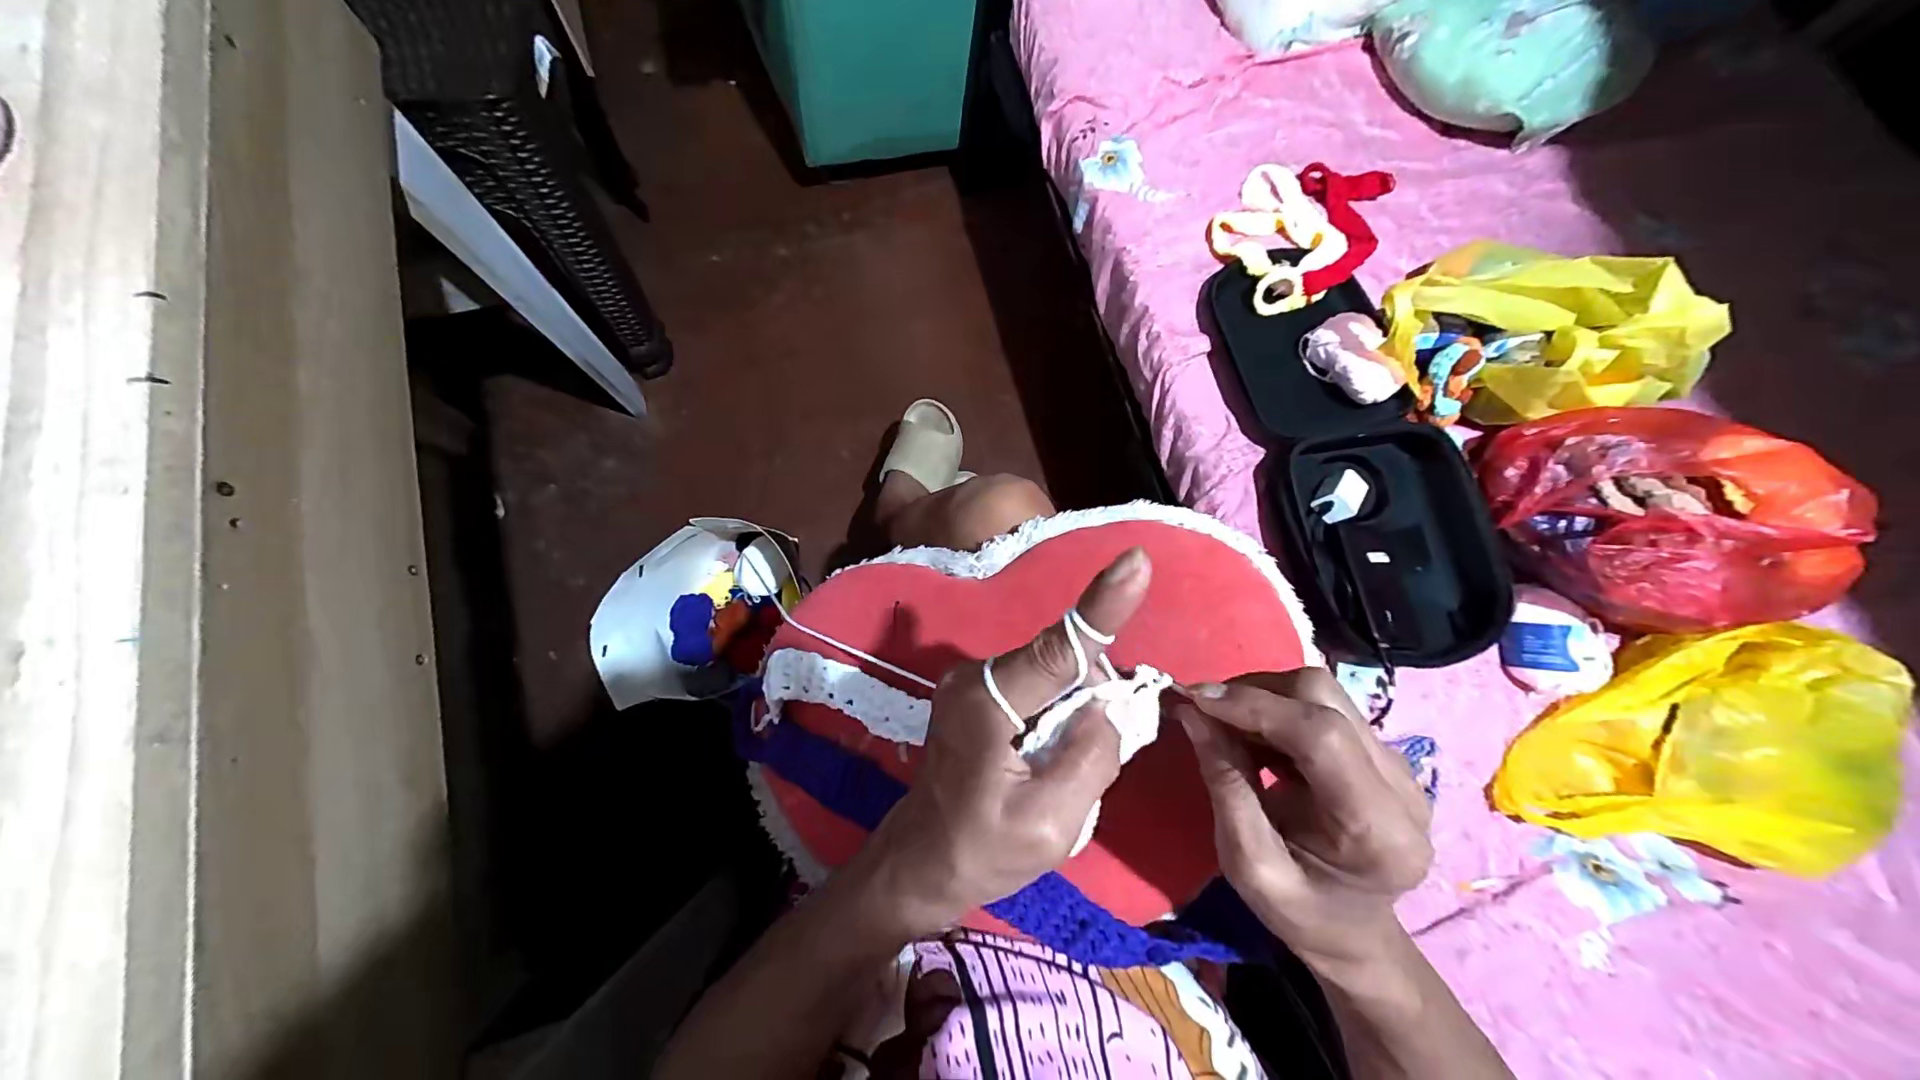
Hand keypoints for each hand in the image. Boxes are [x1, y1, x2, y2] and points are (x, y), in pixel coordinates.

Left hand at [849, 548, 1152, 936]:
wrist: (923, 859)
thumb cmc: (981, 849)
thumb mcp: (1050, 825)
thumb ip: (1091, 759)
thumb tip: (1109, 706)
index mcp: (987, 703)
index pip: (1058, 649)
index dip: (1102, 606)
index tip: (1135, 562)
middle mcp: (976, 677)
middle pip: (1063, 658)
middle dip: (1098, 689)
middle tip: (1099, 752)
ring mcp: (974, 681)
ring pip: (1055, 670)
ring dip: (1080, 703)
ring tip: (1067, 762)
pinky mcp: (979, 691)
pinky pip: (1040, 683)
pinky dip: (1061, 707)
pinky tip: (1055, 749)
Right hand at [1173, 670, 1432, 971]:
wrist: (1353, 931)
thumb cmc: (1300, 911)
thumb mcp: (1246, 864)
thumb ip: (1225, 784)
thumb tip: (1192, 712)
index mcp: (1377, 827)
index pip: (1320, 734)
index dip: (1254, 705)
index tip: (1194, 698)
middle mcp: (1401, 785)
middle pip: (1322, 698)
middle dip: (1253, 693)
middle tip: (1205, 713)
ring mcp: (1397, 763)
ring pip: (1321, 692)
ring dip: (1262, 697)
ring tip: (1225, 725)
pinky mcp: (1381, 751)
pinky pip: (1322, 706)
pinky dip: (1275, 709)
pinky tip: (1253, 736)